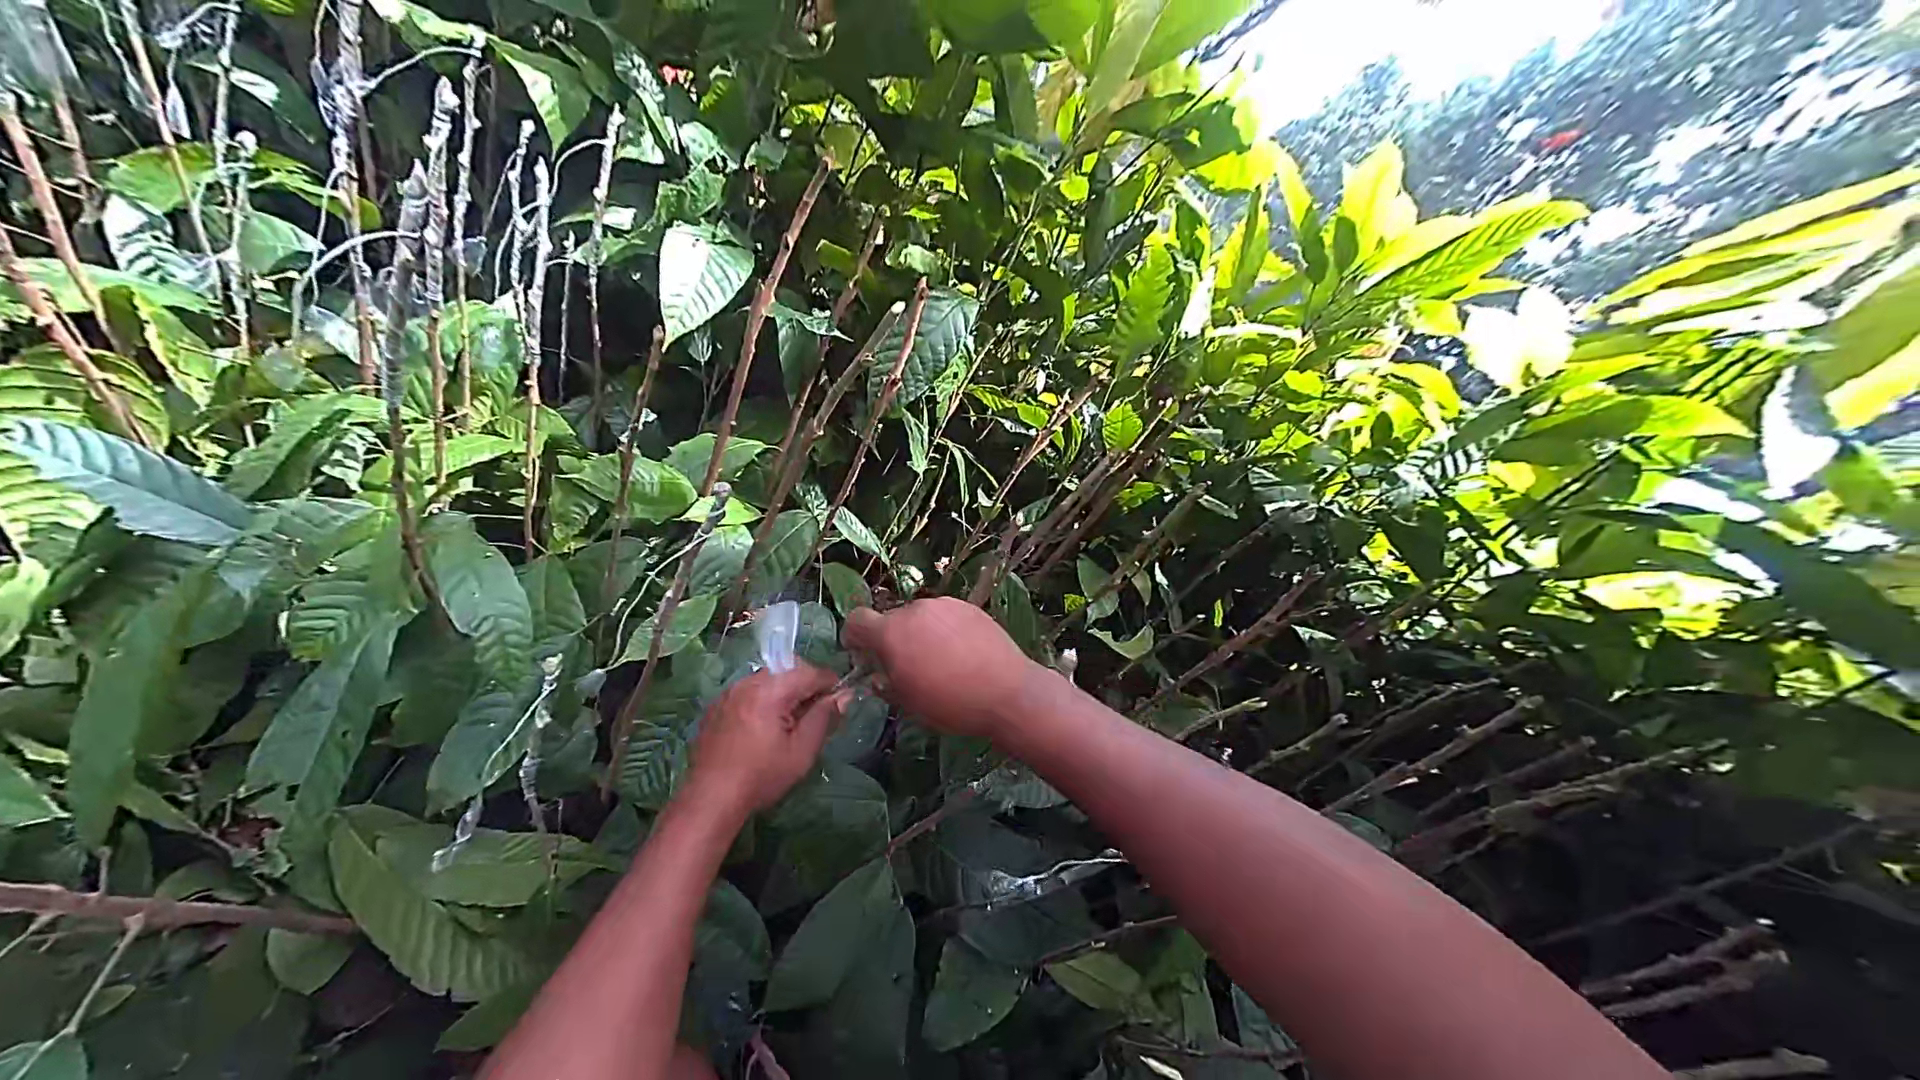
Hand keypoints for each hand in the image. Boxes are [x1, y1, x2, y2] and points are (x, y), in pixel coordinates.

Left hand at [685, 665, 846, 815]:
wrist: (710, 800)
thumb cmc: (761, 777)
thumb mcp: (802, 751)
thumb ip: (824, 717)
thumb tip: (844, 695)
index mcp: (770, 690)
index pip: (810, 671)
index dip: (830, 684)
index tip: (839, 701)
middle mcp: (747, 683)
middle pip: (787, 669)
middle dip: (806, 684)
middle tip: (815, 712)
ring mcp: (728, 693)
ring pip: (767, 678)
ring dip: (784, 691)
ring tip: (789, 722)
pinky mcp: (716, 706)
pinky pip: (748, 691)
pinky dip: (763, 699)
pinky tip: (763, 727)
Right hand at [843, 598, 1039, 739]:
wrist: (1008, 693)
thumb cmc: (950, 704)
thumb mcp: (907, 703)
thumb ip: (885, 683)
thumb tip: (879, 675)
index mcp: (892, 632)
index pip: (857, 620)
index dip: (855, 637)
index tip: (863, 654)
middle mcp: (915, 610)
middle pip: (891, 620)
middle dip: (893, 640)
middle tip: (908, 667)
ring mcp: (944, 605)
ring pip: (920, 617)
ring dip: (920, 634)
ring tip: (941, 662)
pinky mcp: (969, 606)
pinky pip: (945, 616)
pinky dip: (945, 630)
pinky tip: (962, 653)